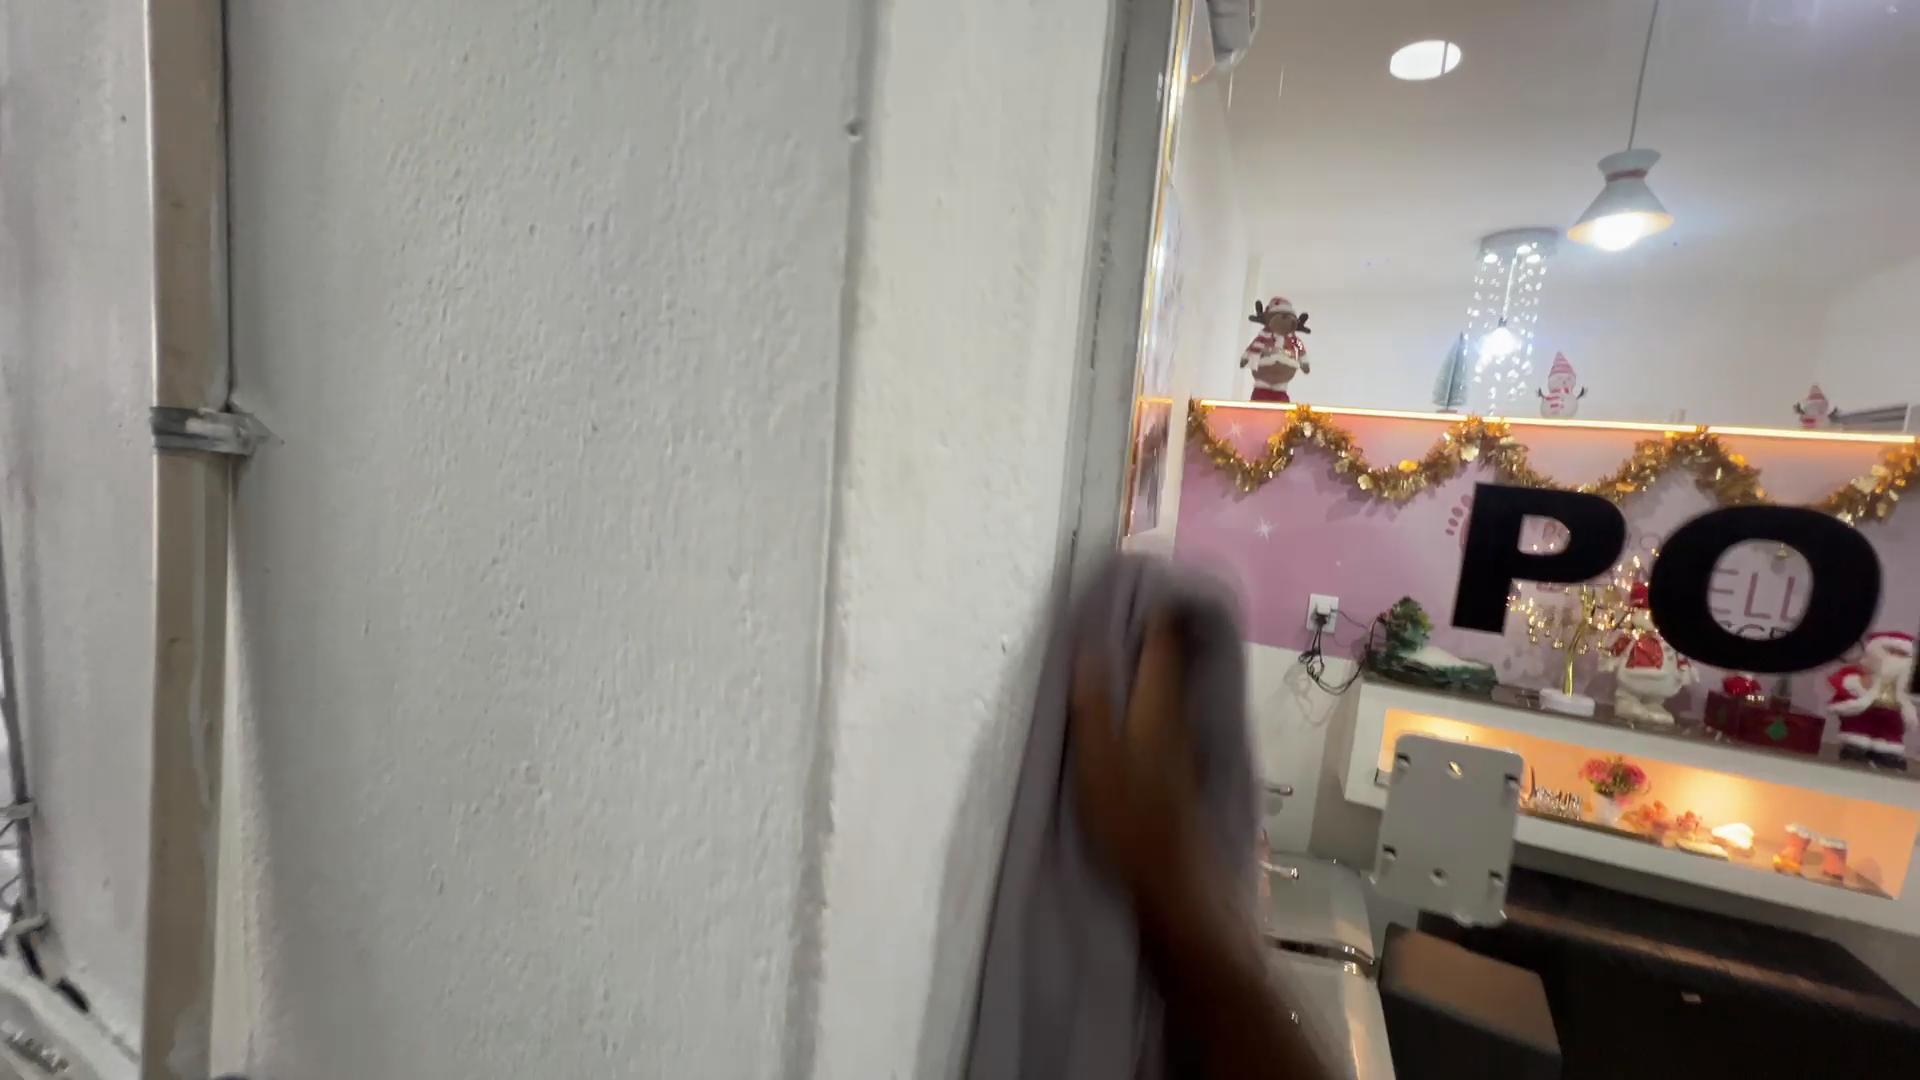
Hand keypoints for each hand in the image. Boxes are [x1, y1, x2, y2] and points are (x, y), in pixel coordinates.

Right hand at [1070, 612, 1205, 906]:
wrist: (1178, 878)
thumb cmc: (1130, 817)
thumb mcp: (1095, 758)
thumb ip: (1091, 699)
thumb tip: (1087, 643)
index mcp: (1158, 701)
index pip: (1163, 636)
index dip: (1155, 602)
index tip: (1139, 574)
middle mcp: (1181, 707)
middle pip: (1176, 648)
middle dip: (1162, 614)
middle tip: (1140, 585)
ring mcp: (1189, 730)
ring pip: (1179, 670)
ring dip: (1166, 641)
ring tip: (1144, 617)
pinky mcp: (1190, 751)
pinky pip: (1177, 694)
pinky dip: (1166, 672)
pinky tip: (1150, 676)